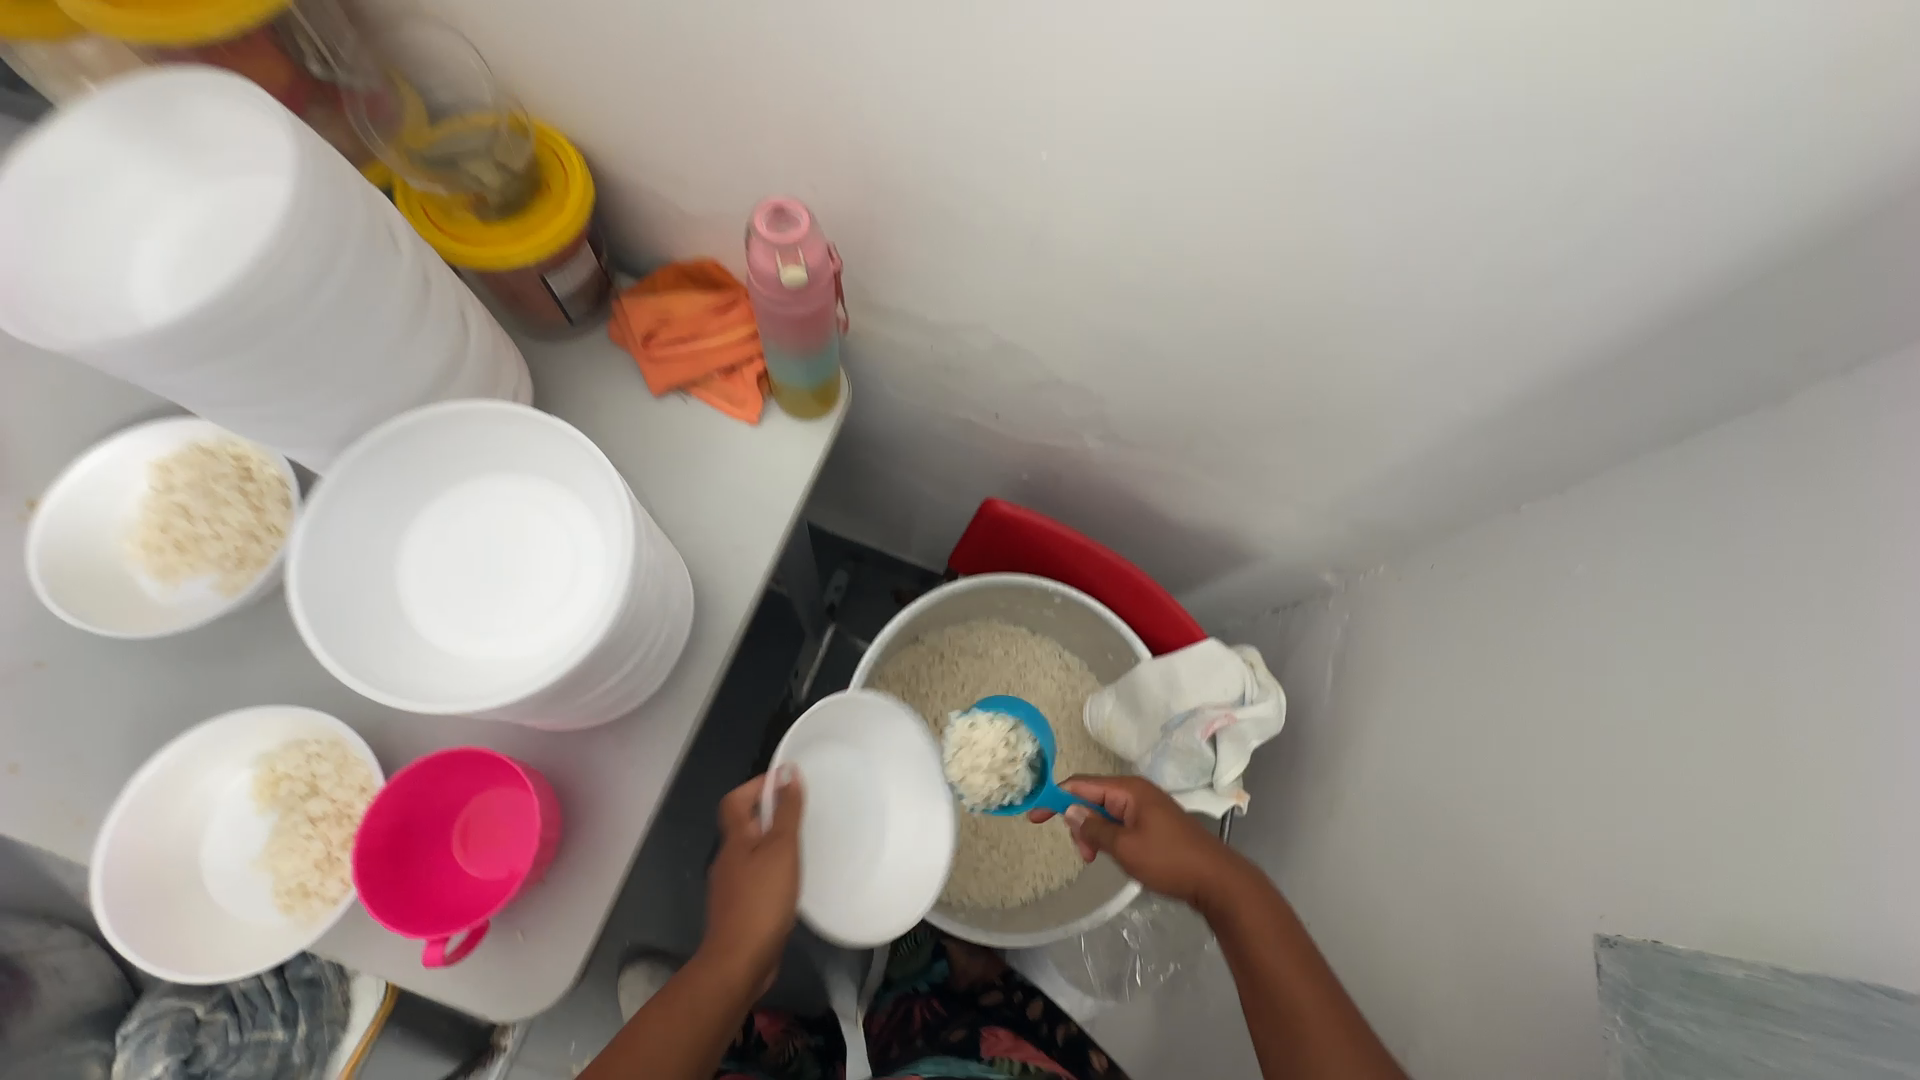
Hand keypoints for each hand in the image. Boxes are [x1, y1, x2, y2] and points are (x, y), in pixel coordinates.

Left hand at [700, 768, 802, 994]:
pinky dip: (773, 872)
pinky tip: (792, 882)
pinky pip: (756, 879)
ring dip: (773, 844)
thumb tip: (787, 773)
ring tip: (802, 845)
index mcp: (734, 841)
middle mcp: (728, 860)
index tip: (784, 781)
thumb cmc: (762, 899)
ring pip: (751, 854)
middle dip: (769, 814)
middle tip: (801, 812)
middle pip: (744, 826)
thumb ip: (787, 811)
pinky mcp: (740, 911)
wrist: (739, 962)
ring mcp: (731, 888)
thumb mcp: (781, 848)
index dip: (755, 786)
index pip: (735, 801)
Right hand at [1029, 774, 1244, 908]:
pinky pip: (1120, 823)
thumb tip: (1070, 809)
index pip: (1081, 785)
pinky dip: (1110, 837)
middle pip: (1092, 798)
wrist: (1217, 881)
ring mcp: (1147, 807)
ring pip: (1105, 813)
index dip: (1055, 798)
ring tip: (1098, 860)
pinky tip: (1114, 856)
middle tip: (1084, 855)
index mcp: (1128, 790)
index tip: (1034, 816)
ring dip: (1094, 834)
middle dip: (1080, 823)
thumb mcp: (1124, 847)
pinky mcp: (1155, 823)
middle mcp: (1136, 792)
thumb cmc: (1169, 861)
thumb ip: (1094, 828)